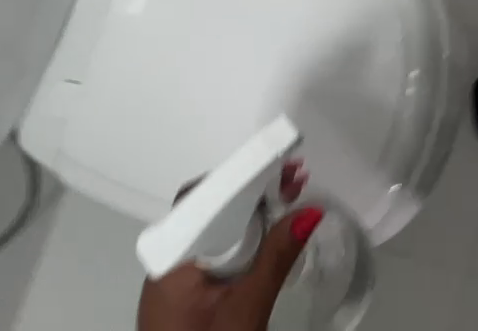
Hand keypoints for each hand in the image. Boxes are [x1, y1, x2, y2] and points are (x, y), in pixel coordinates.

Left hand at [136, 165, 319, 330]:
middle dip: (253, 190)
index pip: (202, 199)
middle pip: (208, 209)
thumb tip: (310, 209)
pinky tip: (269, 236)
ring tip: (292, 198)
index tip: (283, 166)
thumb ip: (276, 258)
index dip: (244, 178)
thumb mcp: (247, 310)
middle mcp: (167, 266)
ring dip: (252, 212)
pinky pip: (214, 251)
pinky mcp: (185, 298)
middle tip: (295, 178)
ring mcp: (174, 284)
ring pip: (214, 230)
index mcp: (172, 264)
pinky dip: (244, 237)